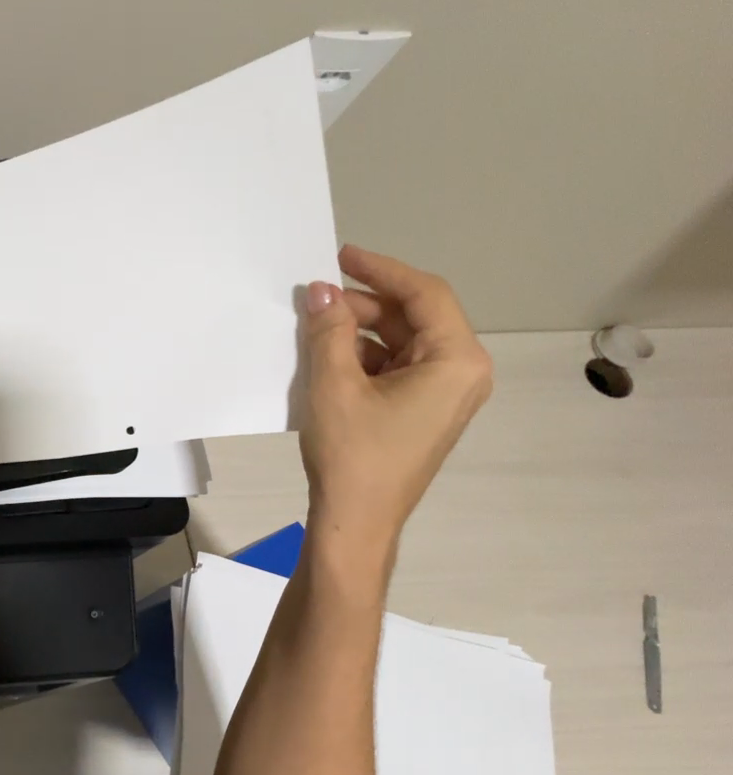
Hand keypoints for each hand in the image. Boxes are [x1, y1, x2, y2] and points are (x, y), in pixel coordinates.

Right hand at [299, 245, 492, 540]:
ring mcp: (443, 393)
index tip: (341, 256)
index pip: (425, 295)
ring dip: (358, 333)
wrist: (356, 519)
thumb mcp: (334, 387)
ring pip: (400, 344)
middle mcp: (462, 371)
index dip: (382, 270)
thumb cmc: (352, 453)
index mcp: (456, 360)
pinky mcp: (420, 411)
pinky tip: (325, 360)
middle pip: (414, 318)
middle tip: (315, 301)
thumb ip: (329, 333)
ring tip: (313, 330)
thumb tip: (321, 291)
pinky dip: (361, 358)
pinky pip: (394, 368)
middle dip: (364, 306)